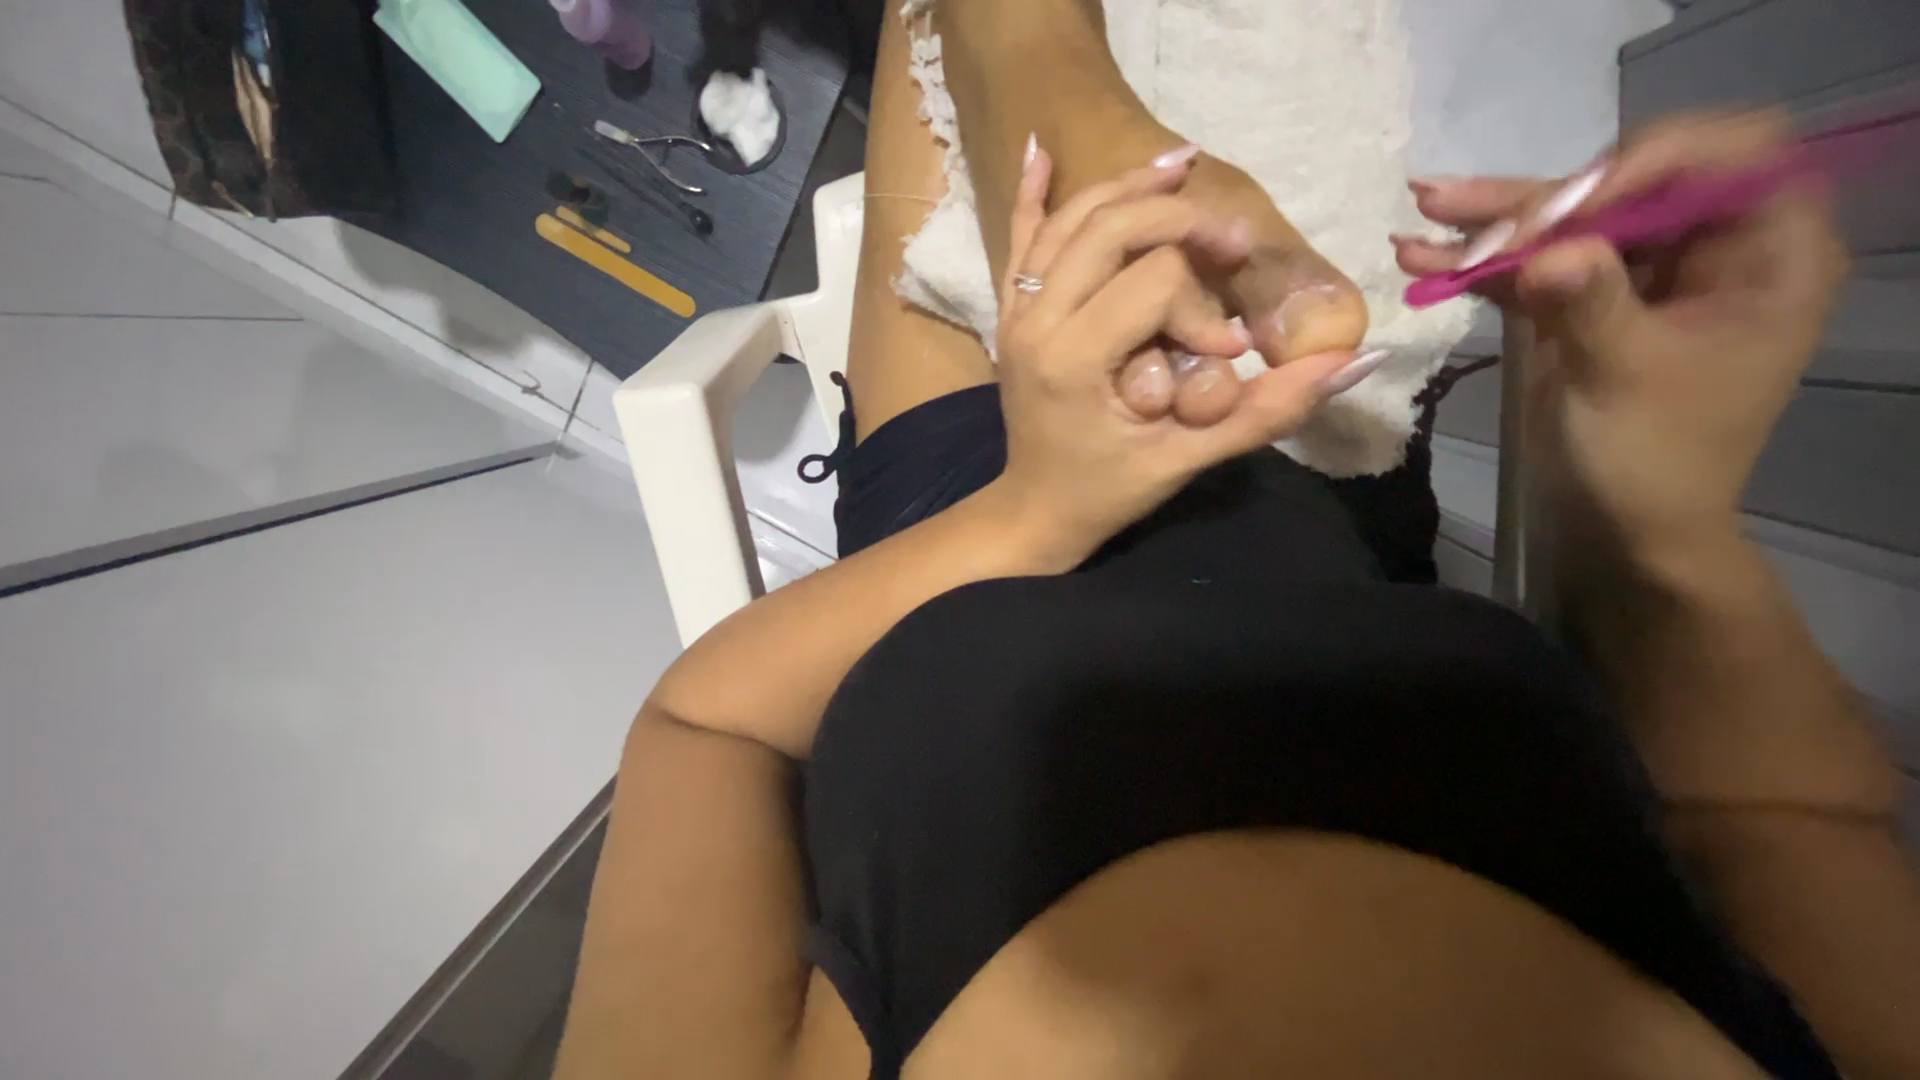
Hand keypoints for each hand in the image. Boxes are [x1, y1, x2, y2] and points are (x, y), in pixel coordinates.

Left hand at [990, 145, 1379, 553]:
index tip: (1226, 351)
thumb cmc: (1108, 492)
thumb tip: (1356, 359)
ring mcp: (1016, 314)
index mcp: (1073, 360)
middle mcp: (1036, 323)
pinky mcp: (1012, 314)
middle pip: (1112, 229)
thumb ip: (1267, 411)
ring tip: (1183, 168)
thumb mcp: (1187, 459)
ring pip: (1070, 221)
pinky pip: (1019, 242)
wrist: (1036, 510)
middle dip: (1181, 225)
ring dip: (1126, 188)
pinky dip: (1032, 196)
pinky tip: (1042, 149)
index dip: (1204, 307)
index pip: (1155, 283)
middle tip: (1232, 241)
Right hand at [1395, 112, 1848, 562]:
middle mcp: (1703, 249)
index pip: (1728, 157)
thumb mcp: (1625, 379)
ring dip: (1493, 220)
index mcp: (1763, 255)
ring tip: (1422, 205)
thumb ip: (1591, 305)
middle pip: (1625, 186)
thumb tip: (1547, 250)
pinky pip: (1530, 266)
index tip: (1560, 213)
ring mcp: (1634, 275)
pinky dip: (1478, 262)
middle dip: (1539, 197)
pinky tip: (1422, 255)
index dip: (1644, 164)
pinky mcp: (1578, 303)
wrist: (1620, 522)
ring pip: (1567, 223)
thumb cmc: (1651, 457)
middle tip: (1454, 208)